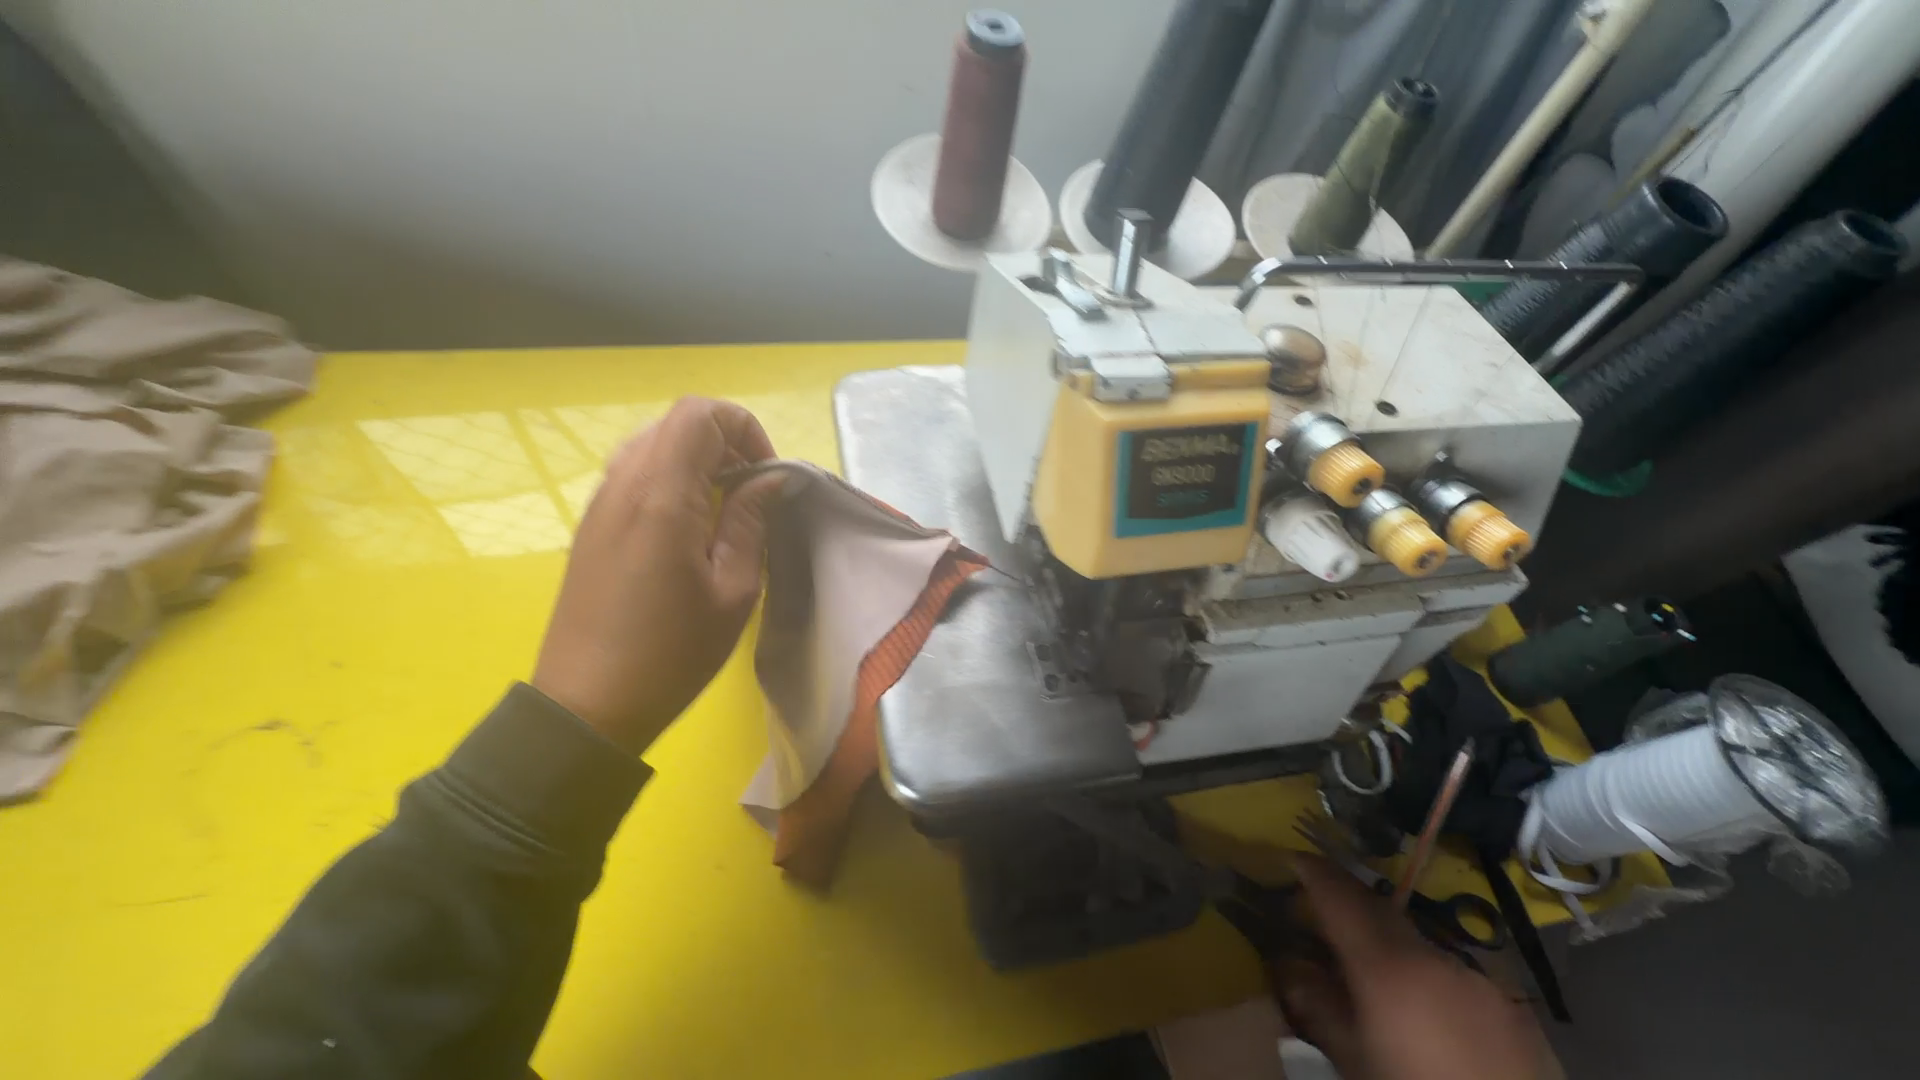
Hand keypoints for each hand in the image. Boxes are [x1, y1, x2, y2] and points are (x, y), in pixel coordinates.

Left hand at [533, 396, 784, 753]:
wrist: (587, 705)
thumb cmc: (672, 654)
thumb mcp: (734, 591)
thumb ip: (751, 523)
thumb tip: (769, 480)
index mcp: (661, 495)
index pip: (700, 414)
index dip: (744, 429)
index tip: (767, 477)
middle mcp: (624, 484)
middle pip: (677, 424)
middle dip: (725, 443)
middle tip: (753, 493)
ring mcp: (601, 503)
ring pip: (654, 446)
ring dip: (698, 461)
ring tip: (726, 511)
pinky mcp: (592, 525)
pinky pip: (635, 475)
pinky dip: (672, 480)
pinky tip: (690, 530)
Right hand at [1272, 855, 1558, 1079]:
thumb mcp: (1353, 1063)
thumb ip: (1319, 1008)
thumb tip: (1292, 968)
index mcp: (1387, 967)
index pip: (1341, 898)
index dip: (1315, 873)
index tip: (1293, 858)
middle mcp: (1435, 958)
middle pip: (1381, 913)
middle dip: (1347, 906)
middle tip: (1319, 913)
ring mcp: (1479, 981)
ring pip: (1419, 945)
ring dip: (1389, 947)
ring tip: (1373, 976)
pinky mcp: (1512, 1010)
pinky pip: (1456, 977)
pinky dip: (1427, 979)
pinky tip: (1425, 1014)